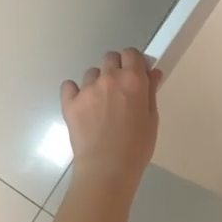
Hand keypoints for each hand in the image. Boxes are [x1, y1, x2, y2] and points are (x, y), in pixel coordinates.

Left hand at [60, 49, 162, 184]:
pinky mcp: (69, 102)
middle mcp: (109, 78)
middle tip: (120, 89)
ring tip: (101, 104)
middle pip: (110, 58)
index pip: (132, 53)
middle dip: (116, 68)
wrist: (107, 168)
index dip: (134, 62)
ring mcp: (86, 89)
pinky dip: (74, 91)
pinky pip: (69, 85)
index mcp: (132, 80)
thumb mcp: (152, 119)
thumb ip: (150, 92)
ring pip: (91, 73)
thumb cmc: (137, 147)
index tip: (136, 74)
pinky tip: (82, 105)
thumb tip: (152, 73)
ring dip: (98, 82)